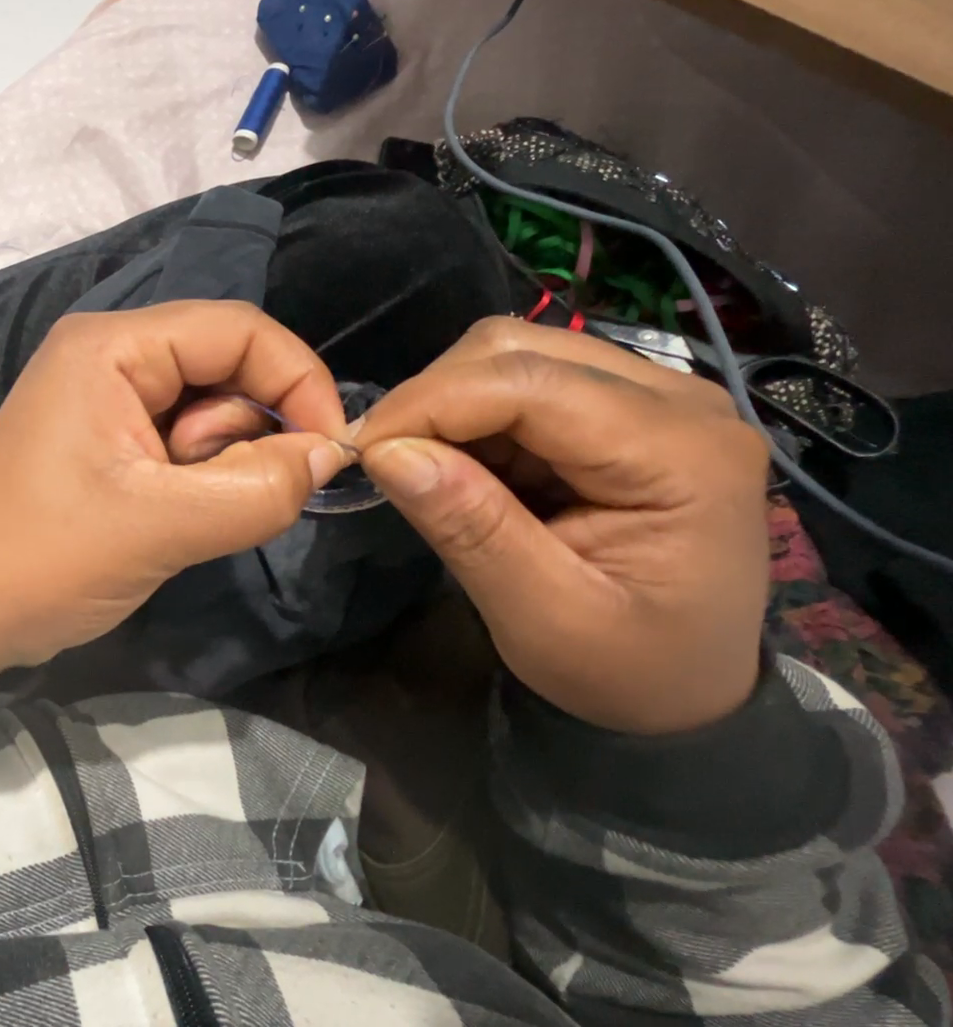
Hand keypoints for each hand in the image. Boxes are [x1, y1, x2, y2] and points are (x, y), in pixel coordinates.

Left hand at [0, 300, 352, 680]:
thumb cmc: (44, 561)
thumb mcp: (159, 527)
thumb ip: (257, 488)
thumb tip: (330, 455)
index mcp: (108, 348)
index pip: (237, 329)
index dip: (297, 381)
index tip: (331, 453)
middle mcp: (105, 356)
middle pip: (224, 364)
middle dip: (243, 432)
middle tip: (213, 496)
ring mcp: (101, 398)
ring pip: (206, 408)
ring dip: (215, 462)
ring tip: (171, 514)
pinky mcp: (103, 440)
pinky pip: (179, 441)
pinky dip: (195, 477)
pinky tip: (167, 517)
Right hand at [353, 317, 770, 734]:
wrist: (682, 692)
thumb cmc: (624, 669)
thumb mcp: (543, 619)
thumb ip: (470, 530)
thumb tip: (385, 452)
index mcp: (680, 453)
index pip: (528, 384)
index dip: (428, 404)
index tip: (360, 452)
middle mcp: (676, 400)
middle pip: (517, 350)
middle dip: (432, 397)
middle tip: (385, 462)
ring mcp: (650, 398)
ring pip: (511, 354)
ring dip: (446, 404)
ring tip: (422, 468)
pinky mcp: (617, 410)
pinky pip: (518, 382)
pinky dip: (466, 418)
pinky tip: (461, 469)